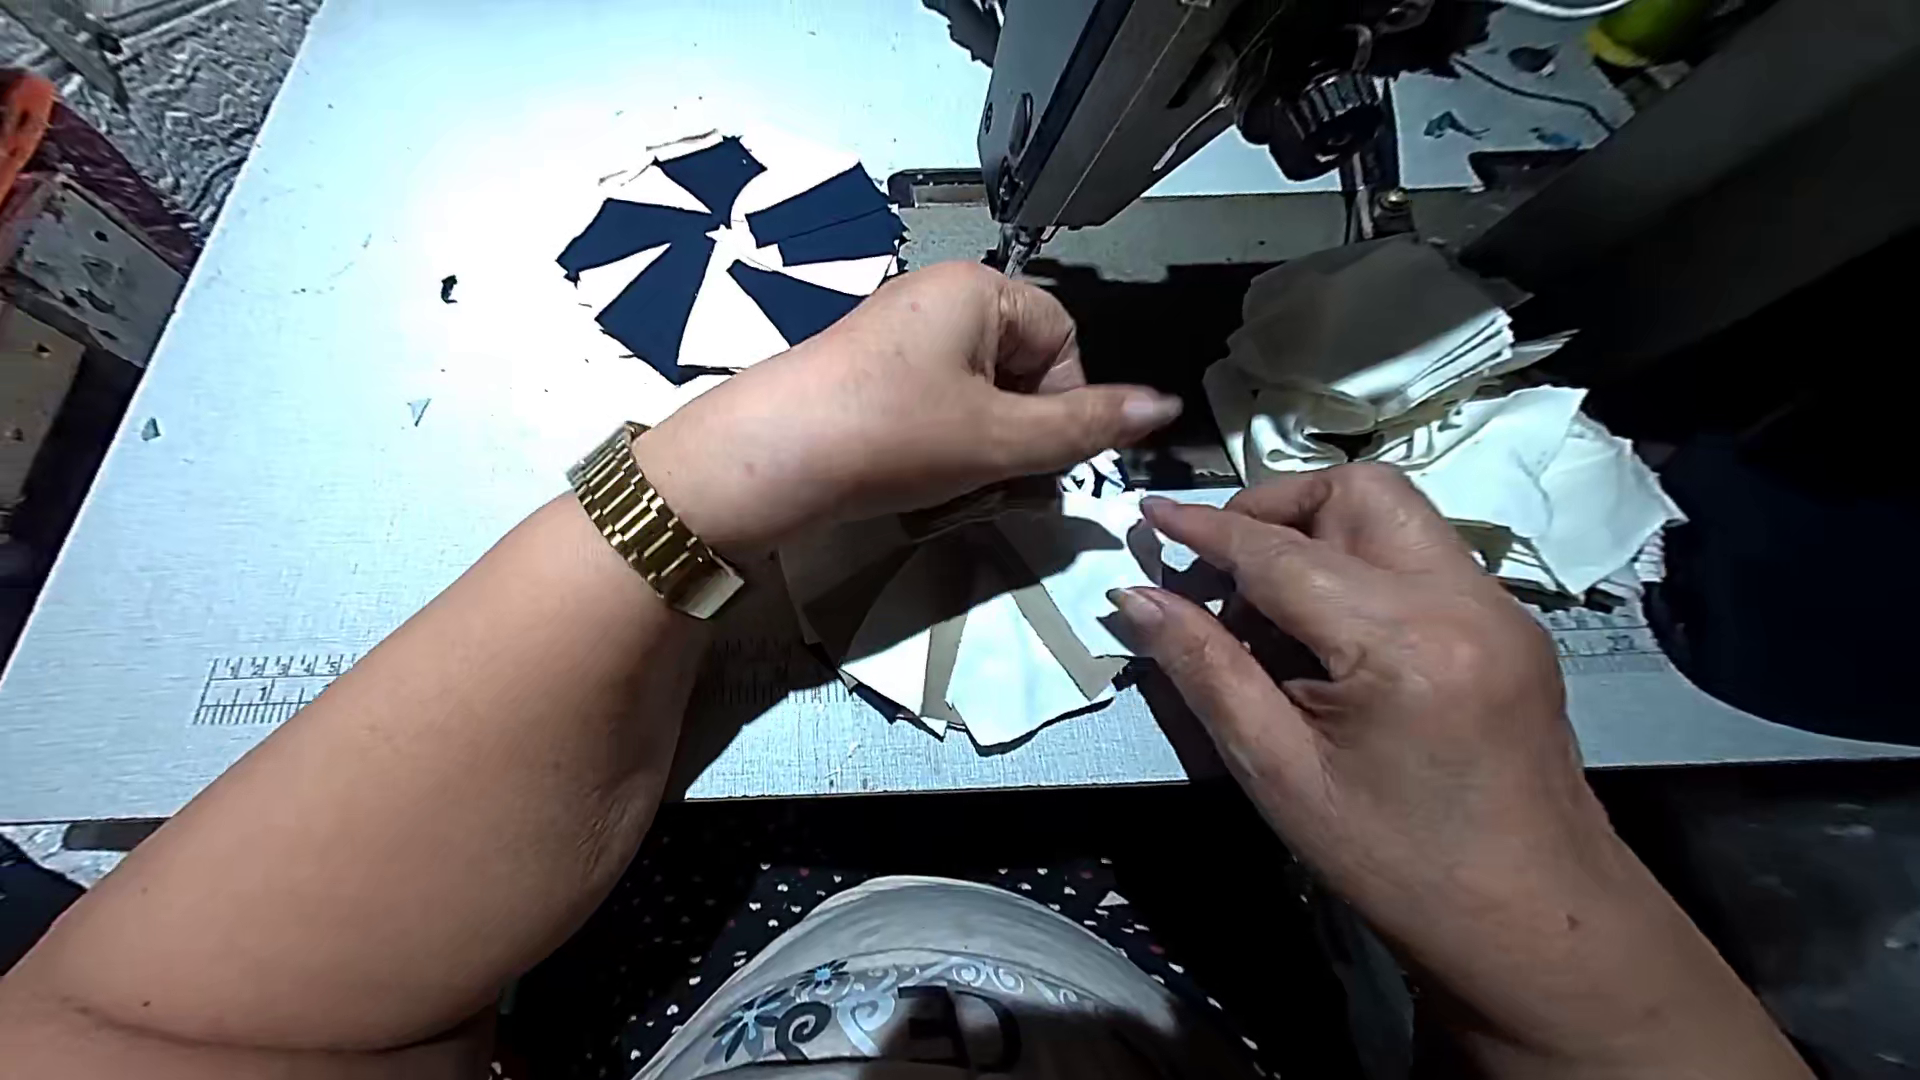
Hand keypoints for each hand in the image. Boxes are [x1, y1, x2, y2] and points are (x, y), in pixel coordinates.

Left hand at [633, 261, 1180, 553]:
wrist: (767, 463)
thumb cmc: (895, 437)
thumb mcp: (1001, 438)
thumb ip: (1086, 426)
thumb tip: (1166, 408)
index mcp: (978, 289)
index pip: (1065, 340)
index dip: (1068, 404)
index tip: (1046, 457)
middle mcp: (939, 299)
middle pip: (1023, 369)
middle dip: (1025, 432)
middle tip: (1002, 482)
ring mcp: (899, 337)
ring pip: (981, 395)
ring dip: (988, 447)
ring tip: (958, 485)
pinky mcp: (871, 375)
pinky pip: (937, 404)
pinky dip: (946, 444)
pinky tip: (925, 477)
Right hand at [1115, 465, 1808, 1077]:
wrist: (1539, 929)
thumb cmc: (1391, 858)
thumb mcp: (1271, 765)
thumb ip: (1201, 665)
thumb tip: (1136, 597)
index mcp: (1405, 643)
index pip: (1279, 553)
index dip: (1203, 528)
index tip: (1148, 511)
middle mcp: (1464, 600)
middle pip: (1356, 491)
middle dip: (1270, 509)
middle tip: (1219, 568)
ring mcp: (1496, 606)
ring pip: (1386, 510)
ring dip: (1307, 530)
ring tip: (1261, 605)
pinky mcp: (1501, 621)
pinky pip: (1407, 550)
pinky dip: (1343, 560)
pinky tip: (1314, 629)